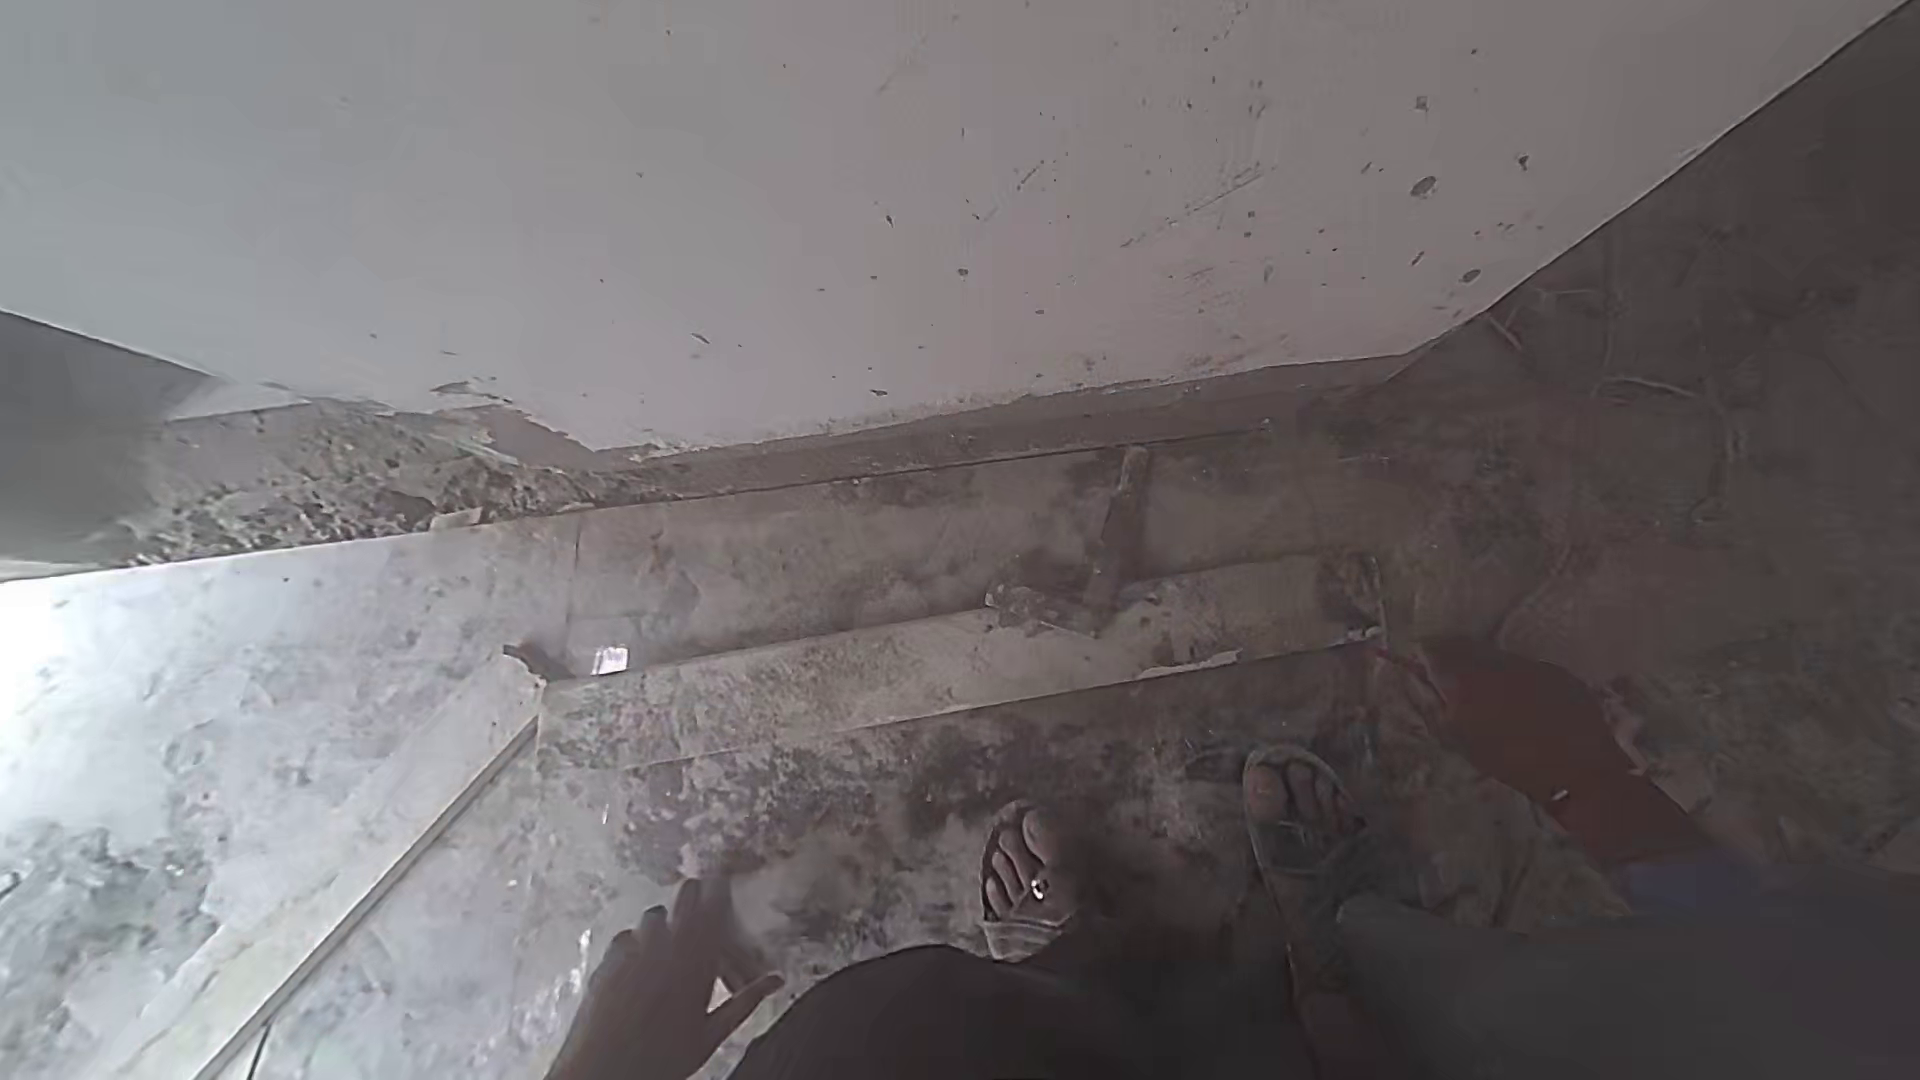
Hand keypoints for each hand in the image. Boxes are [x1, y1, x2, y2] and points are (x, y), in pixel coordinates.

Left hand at [545, 878, 783, 1079]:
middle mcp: (668, 944)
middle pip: (686, 894)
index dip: (721, 890)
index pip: (716, 904)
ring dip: (663, 922)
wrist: (602, 1079)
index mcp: (698, 958)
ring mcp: (635, 950)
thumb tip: (778, 979)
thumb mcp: (709, 1035)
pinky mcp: (607, 963)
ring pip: (654, 914)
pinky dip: (633, 944)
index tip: (724, 889)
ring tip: (666, 942)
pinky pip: (624, 937)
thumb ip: (744, 1002)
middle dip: (694, 896)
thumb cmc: (662, 1060)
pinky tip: (635, 963)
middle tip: (698, 910)